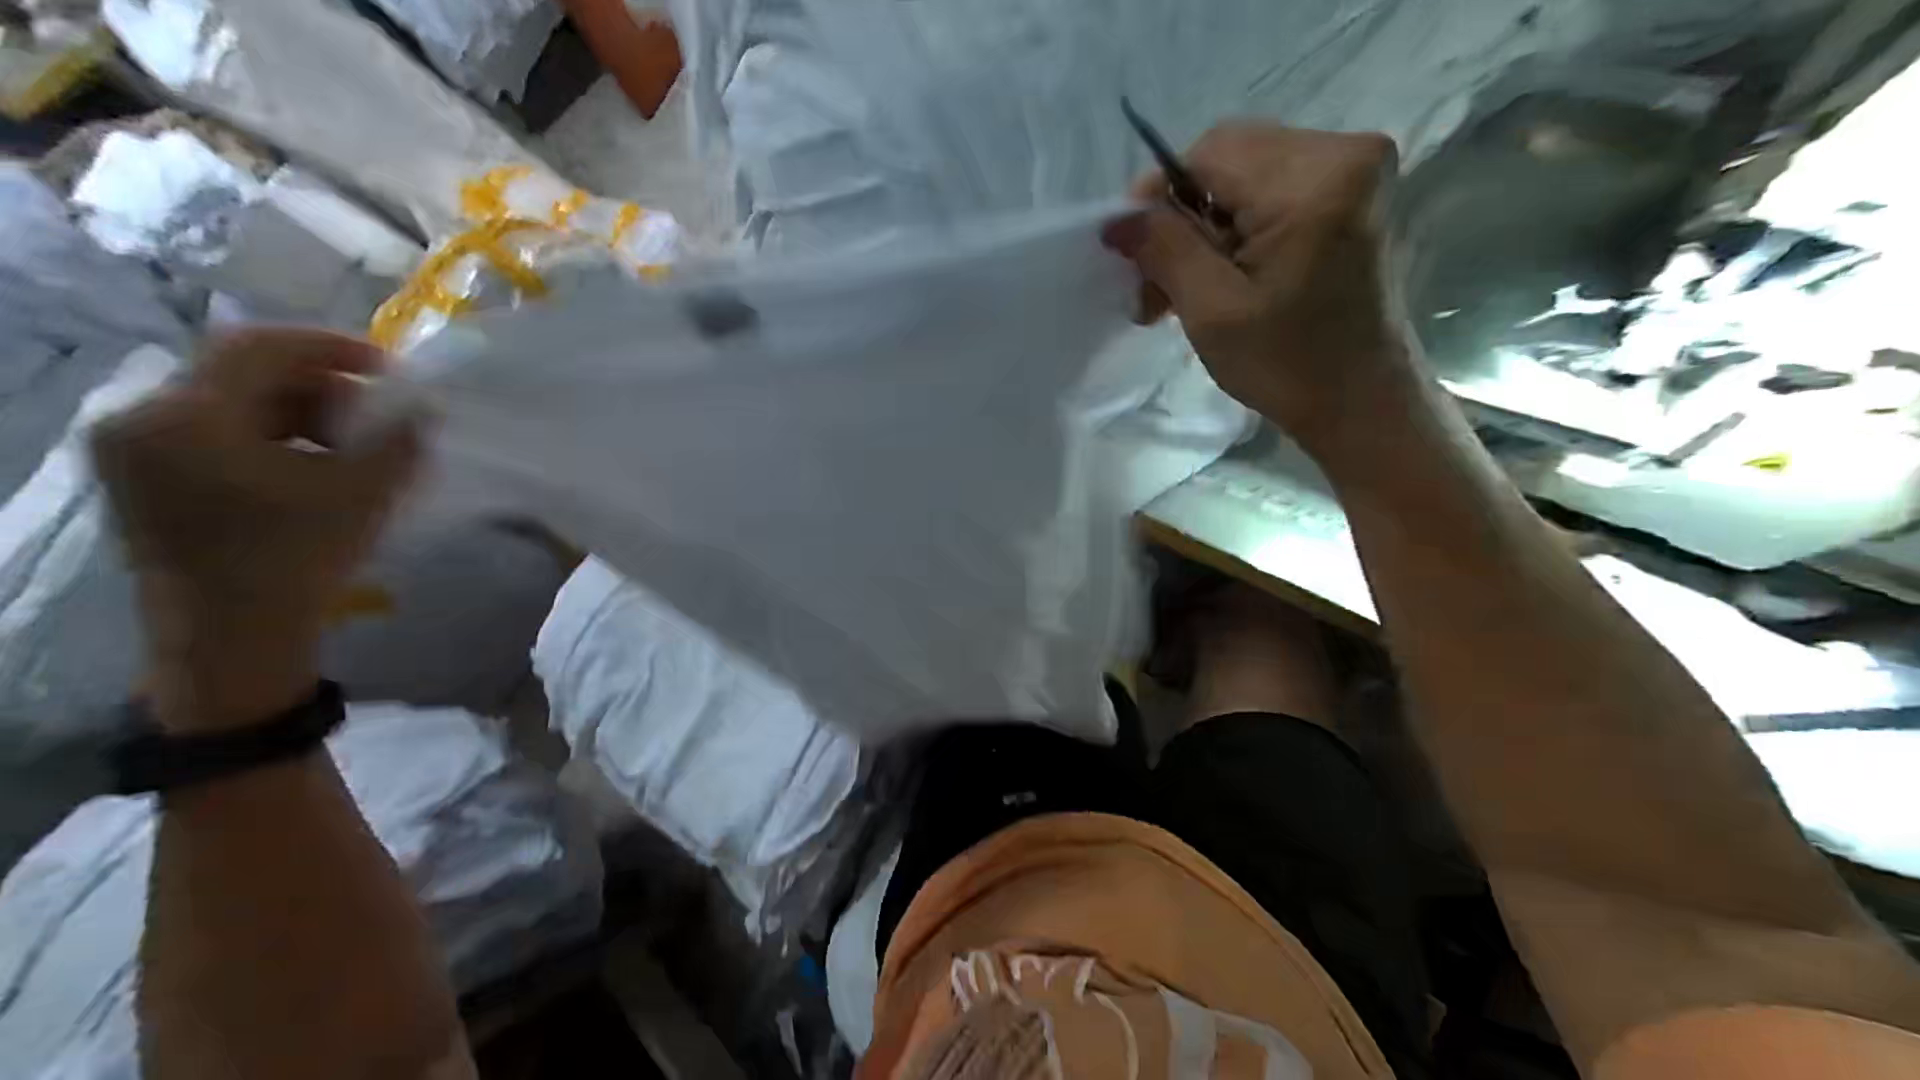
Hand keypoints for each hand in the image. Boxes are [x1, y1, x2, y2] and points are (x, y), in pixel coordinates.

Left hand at [92, 329, 422, 732]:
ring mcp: (136, 450)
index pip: (257, 346)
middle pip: (244, 373)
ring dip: (303, 414)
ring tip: (354, 448)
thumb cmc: (295, 562)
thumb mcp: (361, 494)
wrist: (232, 639)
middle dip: (323, 387)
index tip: (391, 369)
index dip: (331, 346)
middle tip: (379, 418)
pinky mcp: (145, 477)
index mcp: (184, 417)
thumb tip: (424, 406)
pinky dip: (275, 436)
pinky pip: (217, 432)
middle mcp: (142, 420)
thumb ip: (398, 439)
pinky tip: (317, 467)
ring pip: (233, 403)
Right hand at [1105, 123, 1417, 453]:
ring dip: (1203, 228)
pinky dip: (1234, 230)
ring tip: (1180, 289)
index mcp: (1313, 180)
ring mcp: (1355, 169)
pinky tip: (1218, 274)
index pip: (1209, 152)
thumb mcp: (1211, 311)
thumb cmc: (1287, 365)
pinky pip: (1269, 190)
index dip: (1159, 196)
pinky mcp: (1352, 193)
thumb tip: (1115, 218)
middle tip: (1156, 284)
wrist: (1361, 401)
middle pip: (1228, 158)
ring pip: (1243, 175)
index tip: (1132, 251)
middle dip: (1182, 217)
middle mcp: (1344, 151)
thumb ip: (1163, 250)